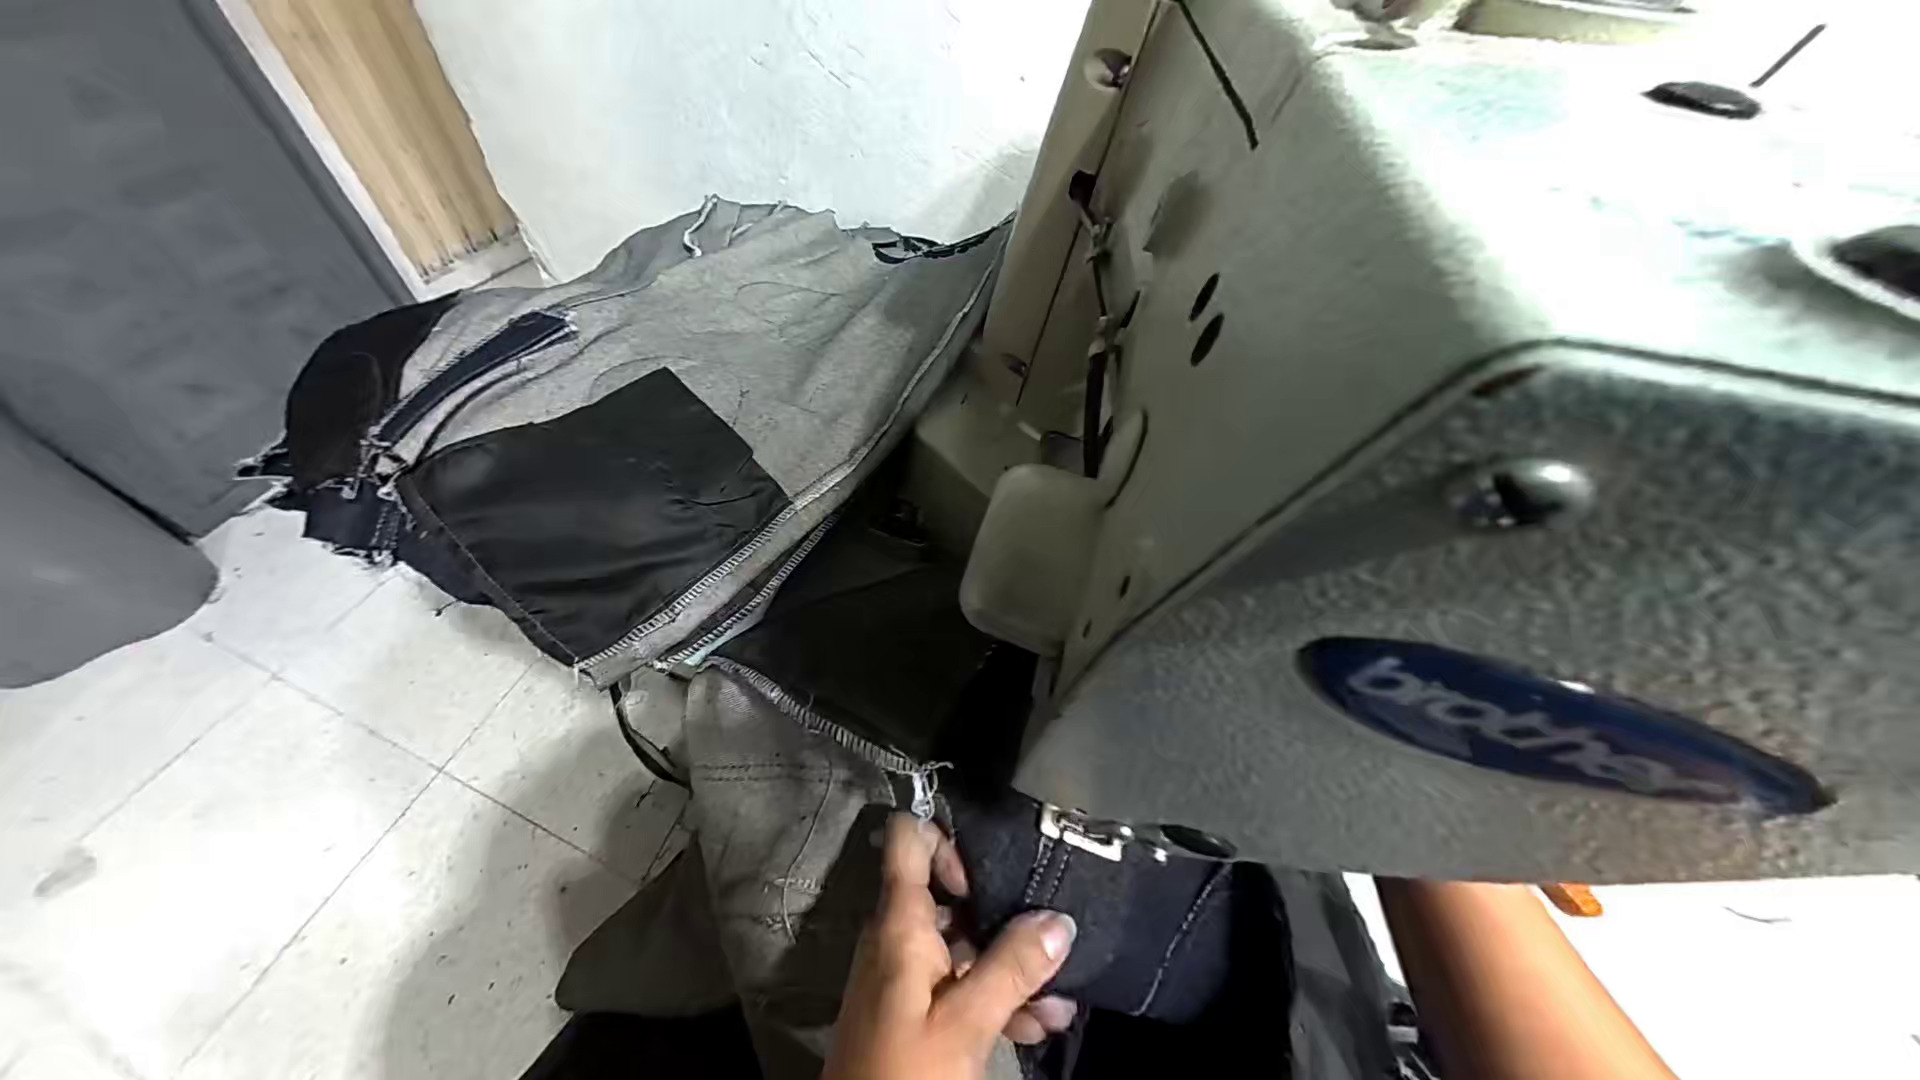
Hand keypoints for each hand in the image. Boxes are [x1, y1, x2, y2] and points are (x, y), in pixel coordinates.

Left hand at [824, 813, 1078, 1079]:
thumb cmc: (905, 1075)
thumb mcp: (965, 1024)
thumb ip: (1012, 968)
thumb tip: (1060, 920)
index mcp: (899, 921)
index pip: (908, 838)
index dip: (945, 836)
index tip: (985, 869)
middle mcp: (898, 934)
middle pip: (948, 892)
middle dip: (999, 912)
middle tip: (1045, 932)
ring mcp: (907, 972)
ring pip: (961, 944)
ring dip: (1008, 964)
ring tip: (1059, 994)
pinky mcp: (915, 1008)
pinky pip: (957, 981)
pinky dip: (994, 995)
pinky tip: (1040, 1022)